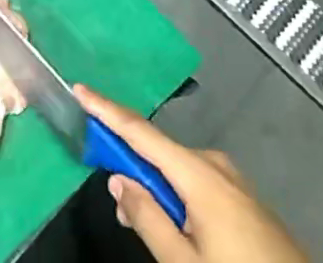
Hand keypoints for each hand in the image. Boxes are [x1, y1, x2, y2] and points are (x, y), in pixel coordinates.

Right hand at [75, 84, 307, 262]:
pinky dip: (177, 198)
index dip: (107, 111)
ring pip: (178, 173)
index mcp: (199, 174)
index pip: (141, 133)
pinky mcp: (242, 196)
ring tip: (152, 234)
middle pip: (159, 155)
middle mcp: (214, 164)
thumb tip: (119, 181)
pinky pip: (197, 184)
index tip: (81, 89)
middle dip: (133, 173)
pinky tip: (178, 231)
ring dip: (156, 193)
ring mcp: (232, 178)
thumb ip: (148, 218)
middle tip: (121, 214)